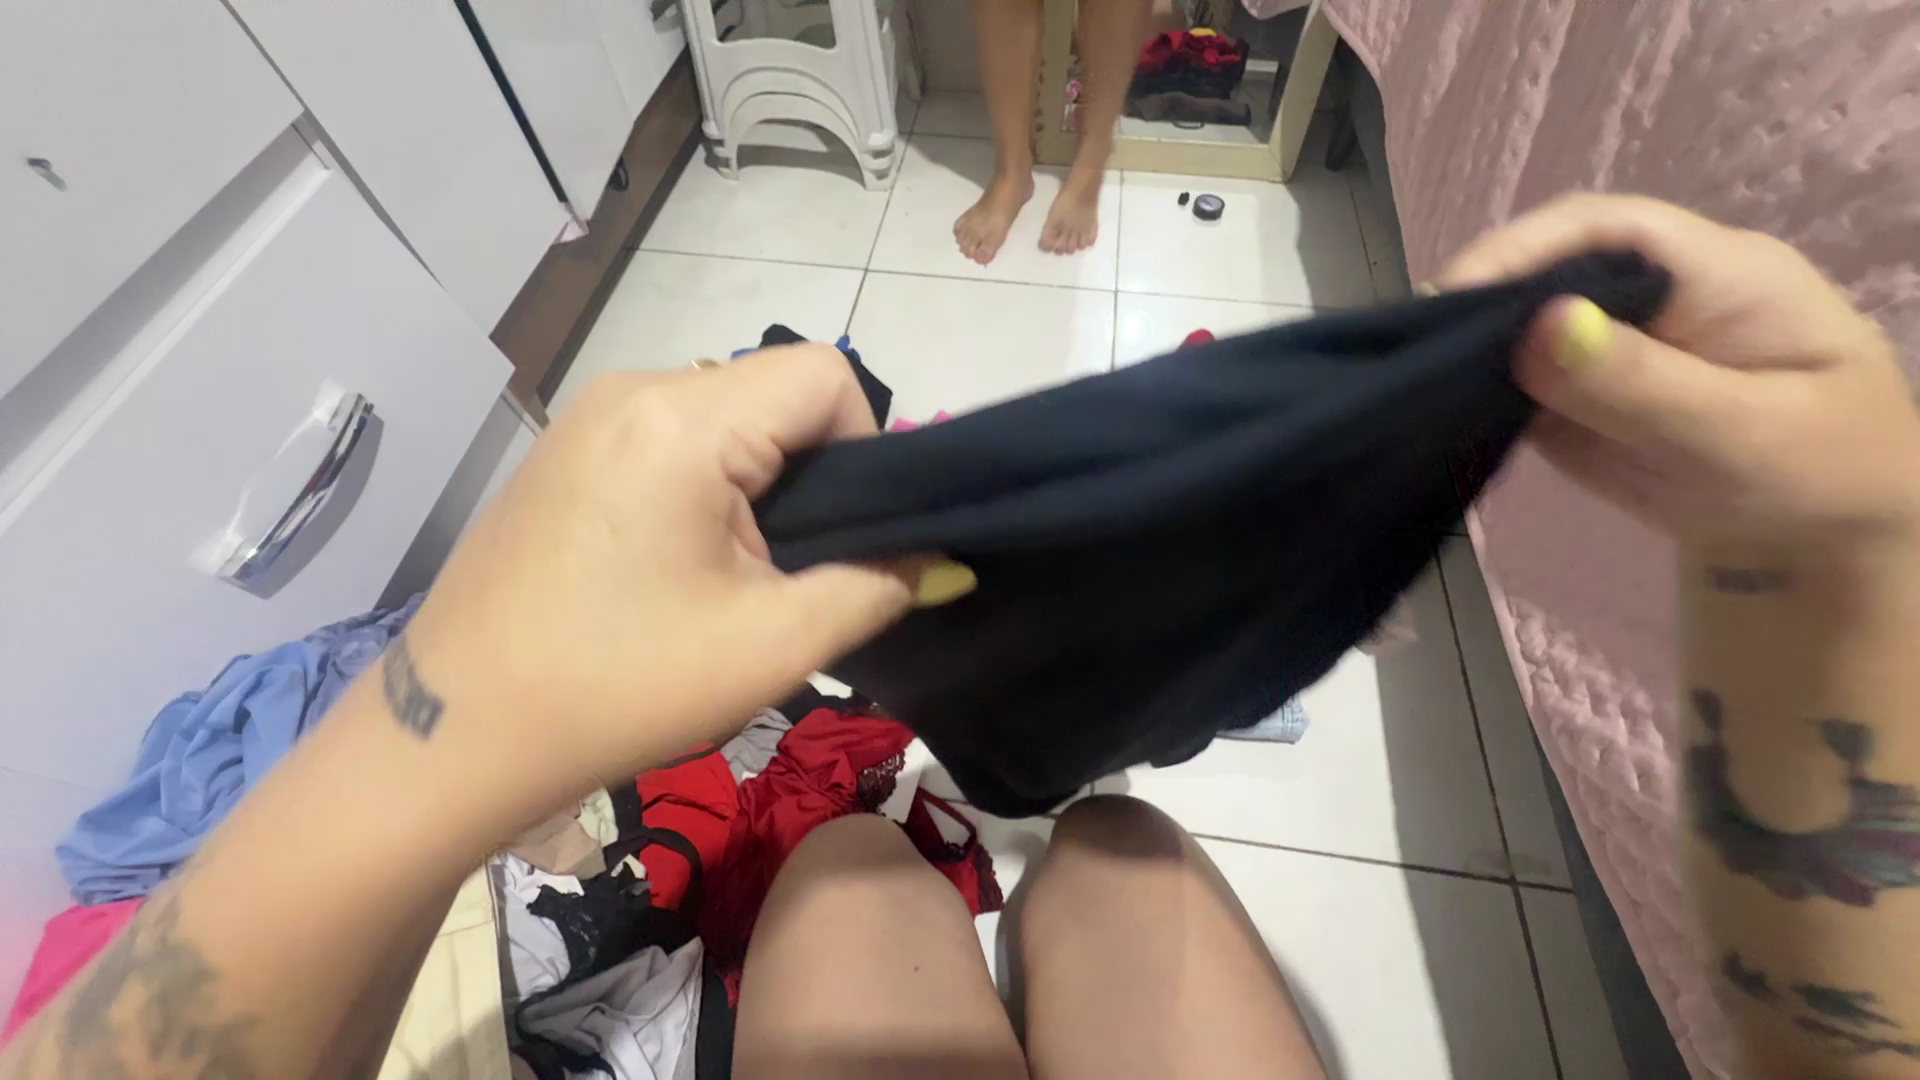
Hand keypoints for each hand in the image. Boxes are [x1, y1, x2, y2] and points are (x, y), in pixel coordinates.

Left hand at [394, 345, 935, 819]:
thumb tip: (943, 562)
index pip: (824, 374)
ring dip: (768, 481)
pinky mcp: (573, 448)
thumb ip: (878, 588)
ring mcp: (593, 416)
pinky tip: (692, 559)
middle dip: (818, 472)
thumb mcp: (774, 645)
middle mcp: (635, 390)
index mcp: (682, 421)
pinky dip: (718, 482)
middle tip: (801, 565)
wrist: (453, 739)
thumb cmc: (619, 689)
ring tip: (747, 570)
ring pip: (732, 414)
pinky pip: (681, 436)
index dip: (867, 445)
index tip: (851, 533)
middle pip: (776, 391)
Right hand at [1439, 194, 1919, 558]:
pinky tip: (1434, 406)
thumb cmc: (1806, 474)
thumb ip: (1638, 382)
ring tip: (1410, 377)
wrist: (1800, 536)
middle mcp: (1647, 296)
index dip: (1521, 249)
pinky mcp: (1564, 390)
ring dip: (1460, 345)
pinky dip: (1466, 388)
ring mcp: (1600, 344)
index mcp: (1714, 275)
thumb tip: (1540, 324)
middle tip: (1412, 345)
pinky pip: (1505, 374)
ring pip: (1513, 323)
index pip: (1606, 230)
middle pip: (1544, 269)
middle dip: (1475, 298)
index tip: (1452, 296)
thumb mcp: (1737, 432)